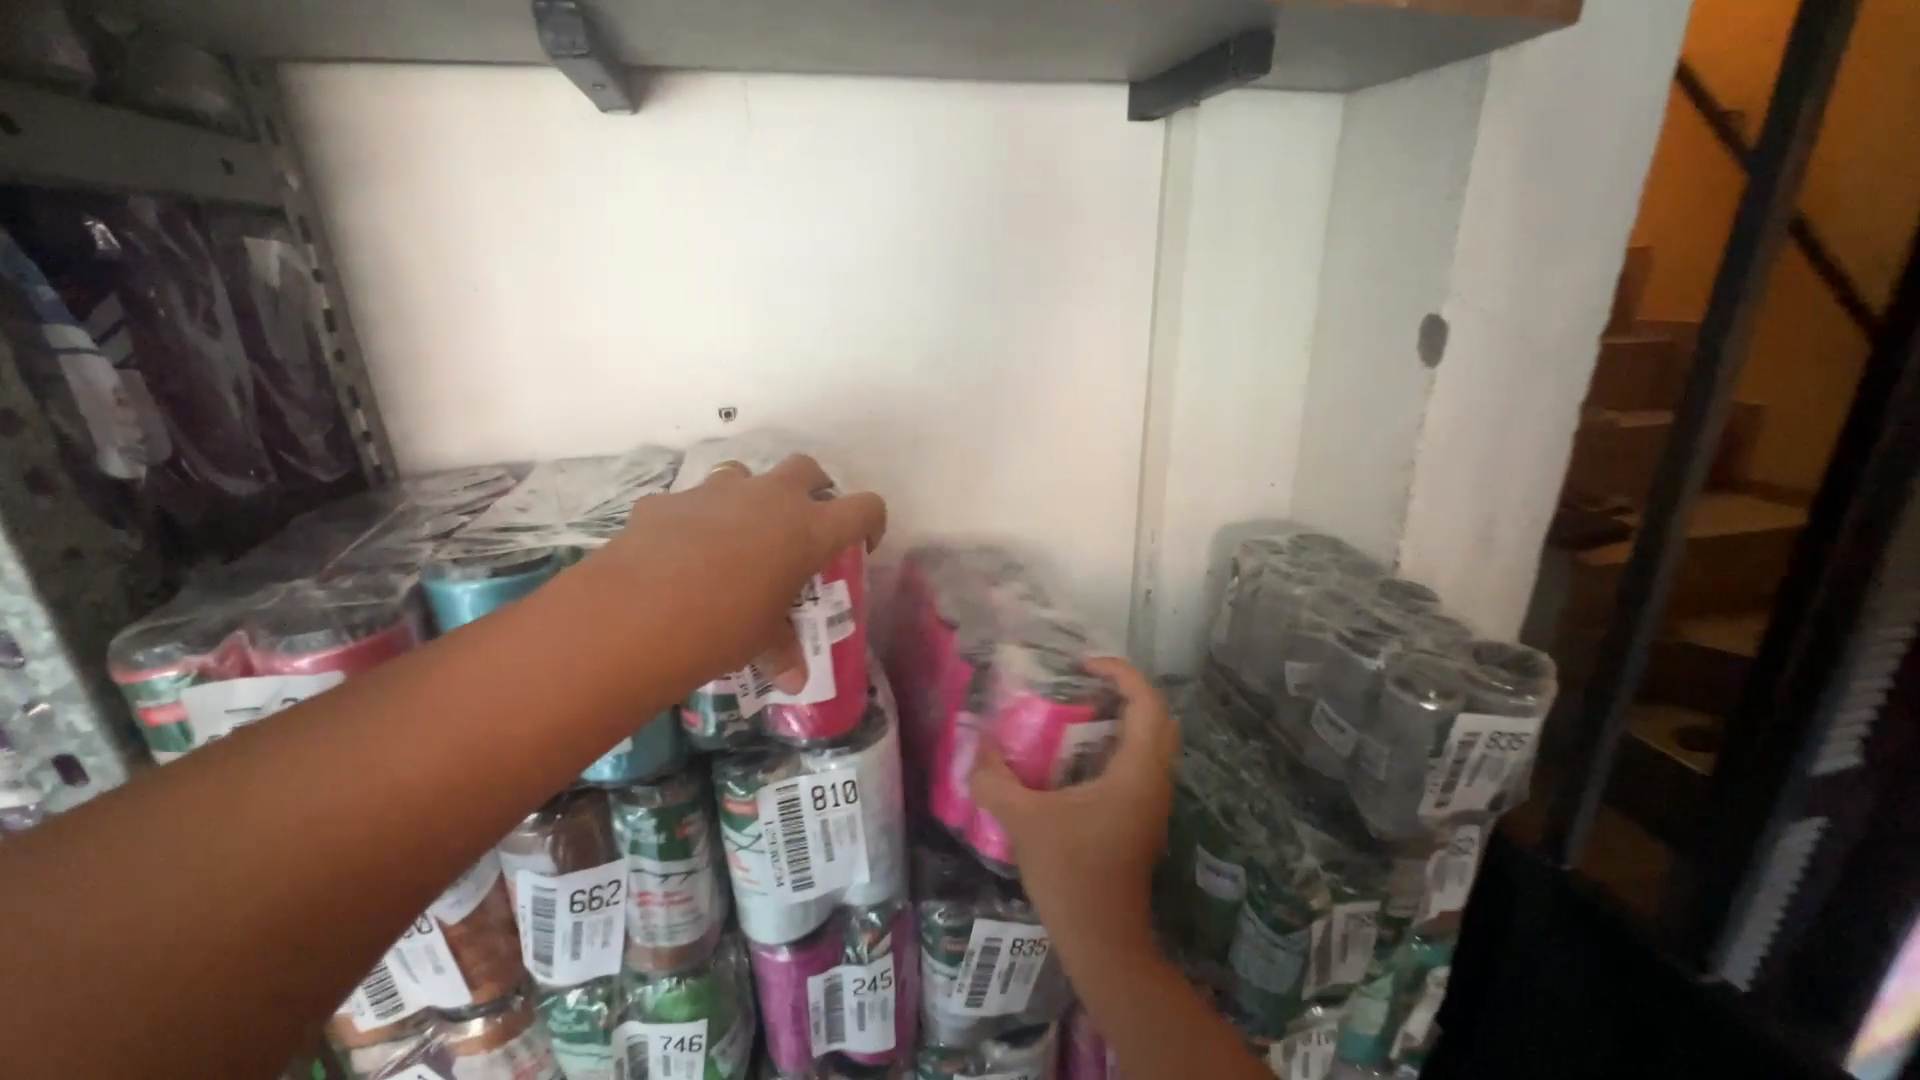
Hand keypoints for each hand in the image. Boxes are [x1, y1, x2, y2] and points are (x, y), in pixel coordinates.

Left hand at [589, 454, 885, 690]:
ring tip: (738, 539)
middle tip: (802, 527)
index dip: (869, 524)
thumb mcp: (761, 642)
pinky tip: (678, 556)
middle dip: (812, 490)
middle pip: (807, 469)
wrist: (634, 615)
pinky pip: (690, 503)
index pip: (864, 508)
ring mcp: (715, 493)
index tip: (858, 548)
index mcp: (808, 530)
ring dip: (750, 498)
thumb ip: (782, 651)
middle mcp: (769, 498)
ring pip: (745, 475)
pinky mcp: (667, 500)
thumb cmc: (722, 629)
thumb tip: (793, 680)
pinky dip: (694, 522)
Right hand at [970, 658, 1177, 956]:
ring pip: (1152, 744)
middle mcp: (1154, 781)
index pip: (1148, 703)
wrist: (1102, 939)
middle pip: (1158, 718)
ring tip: (1076, 716)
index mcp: (1136, 772)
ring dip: (1122, 721)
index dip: (1120, 673)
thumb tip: (977, 748)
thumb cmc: (1070, 873)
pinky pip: (1140, 766)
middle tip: (1082, 687)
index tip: (1082, 665)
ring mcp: (1153, 804)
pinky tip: (1077, 761)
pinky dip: (1117, 748)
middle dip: (1124, 693)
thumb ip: (994, 780)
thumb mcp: (1023, 821)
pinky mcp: (1143, 821)